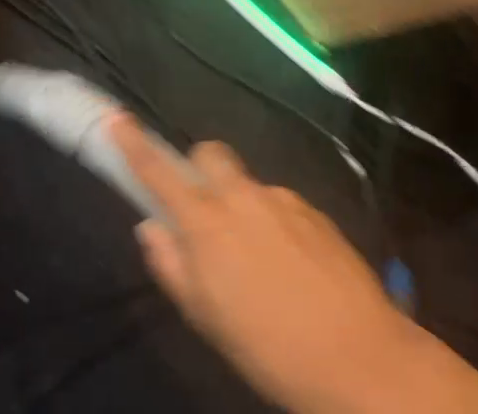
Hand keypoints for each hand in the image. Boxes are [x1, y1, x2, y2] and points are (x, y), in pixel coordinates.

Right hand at [111, 117, 477, 413]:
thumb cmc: (267, 346)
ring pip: (248, 185)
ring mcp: (284, 202)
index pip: (157, 170)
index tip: (115, 117)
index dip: (132, 142)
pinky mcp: (317, 213)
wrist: (361, 360)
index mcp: (205, 223)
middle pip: (210, 154)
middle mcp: (242, 199)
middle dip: (200, 170)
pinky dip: (274, 223)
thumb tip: (151, 228)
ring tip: (257, 260)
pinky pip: (281, 205)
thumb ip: (170, 265)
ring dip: (241, 205)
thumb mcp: (204, 316)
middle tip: (203, 211)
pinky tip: (291, 266)